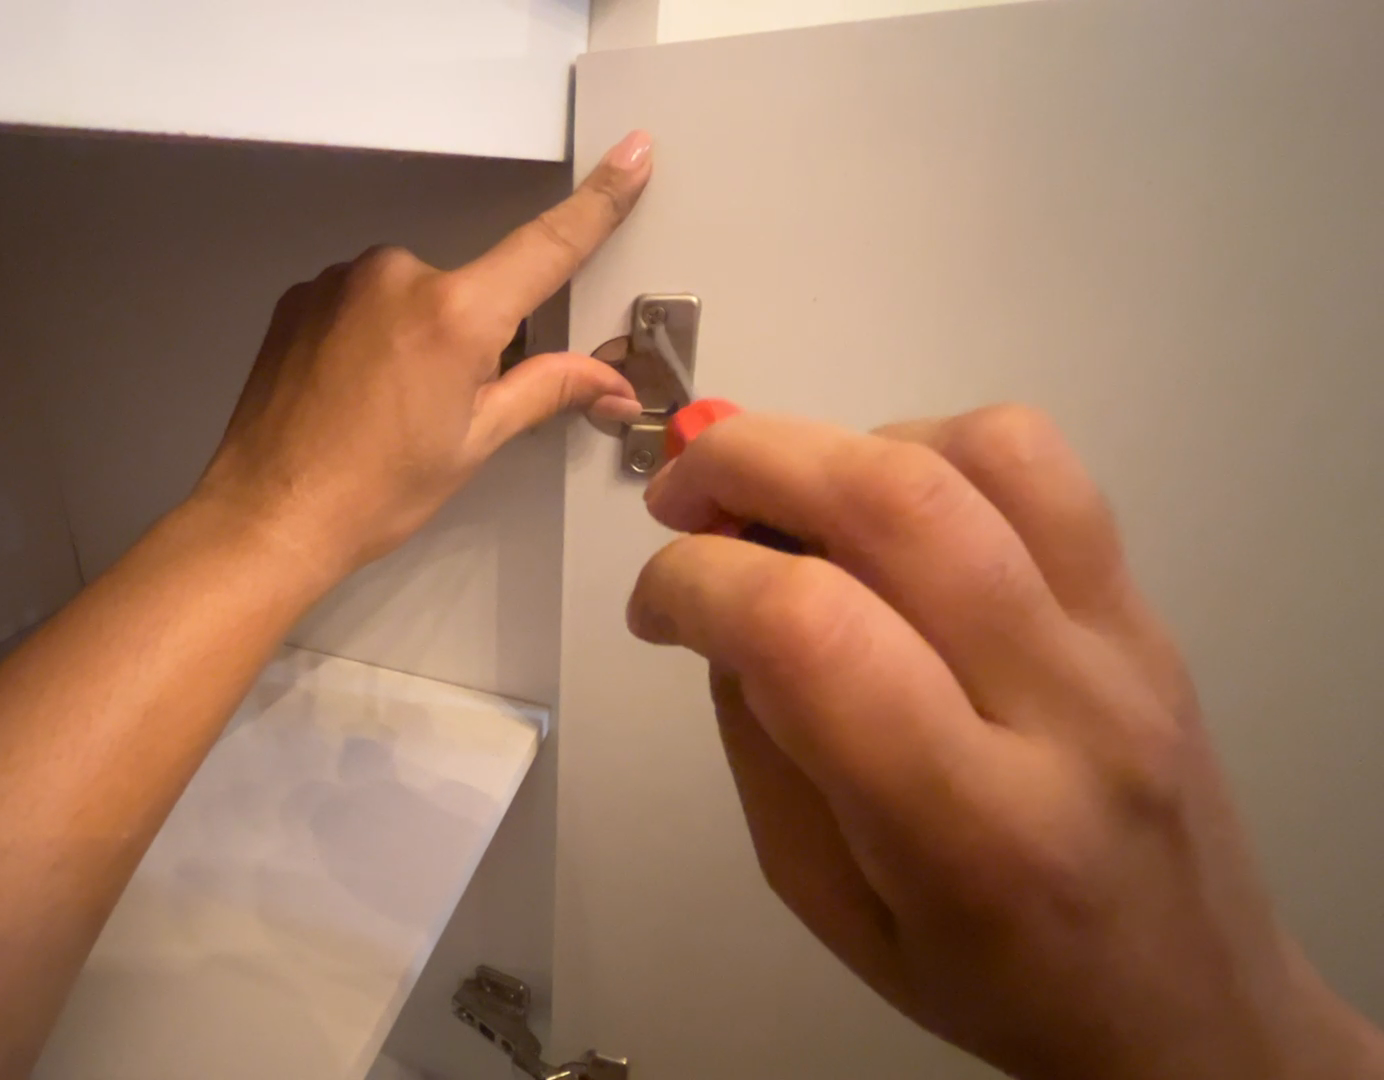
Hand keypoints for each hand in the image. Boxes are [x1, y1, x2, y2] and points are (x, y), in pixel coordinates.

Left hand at [195, 132, 652, 577]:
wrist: (270, 515)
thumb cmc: (372, 492)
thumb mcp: (472, 443)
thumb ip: (544, 390)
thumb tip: (609, 382)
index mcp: (454, 316)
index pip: (546, 247)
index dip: (597, 203)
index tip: (630, 157)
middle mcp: (395, 277)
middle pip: (470, 288)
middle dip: (472, 336)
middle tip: (440, 404)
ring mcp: (339, 281)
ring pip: (412, 295)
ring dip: (416, 335)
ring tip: (385, 405)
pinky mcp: (300, 296)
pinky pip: (361, 300)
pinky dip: (371, 334)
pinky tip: (352, 389)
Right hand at [626, 406, 1383, 1079]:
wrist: (1183, 1003)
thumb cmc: (969, 966)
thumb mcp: (810, 884)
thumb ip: (755, 732)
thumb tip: (721, 605)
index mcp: (963, 824)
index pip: (803, 630)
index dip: (691, 582)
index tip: (651, 609)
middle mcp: (1061, 708)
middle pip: (890, 503)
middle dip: (739, 464)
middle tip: (673, 500)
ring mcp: (1122, 636)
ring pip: (975, 455)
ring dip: (828, 449)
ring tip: (777, 503)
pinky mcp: (1142, 598)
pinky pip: (1034, 459)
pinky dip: (914, 446)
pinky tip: (869, 509)